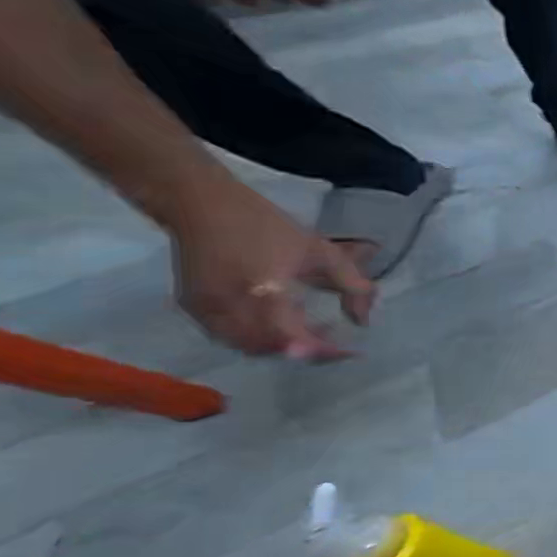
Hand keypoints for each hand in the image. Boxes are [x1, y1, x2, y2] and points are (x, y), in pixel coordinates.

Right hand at [169, 179, 374, 358]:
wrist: (200, 203)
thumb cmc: (266, 226)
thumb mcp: (320, 251)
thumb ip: (351, 285)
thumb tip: (364, 321)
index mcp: (262, 291)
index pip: (295, 339)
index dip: (324, 351)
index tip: (351, 352)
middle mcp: (228, 307)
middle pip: (273, 349)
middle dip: (307, 350)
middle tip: (333, 339)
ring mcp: (205, 310)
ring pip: (250, 347)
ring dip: (284, 347)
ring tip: (311, 331)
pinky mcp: (192, 308)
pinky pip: (229, 337)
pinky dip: (259, 339)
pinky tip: (280, 324)